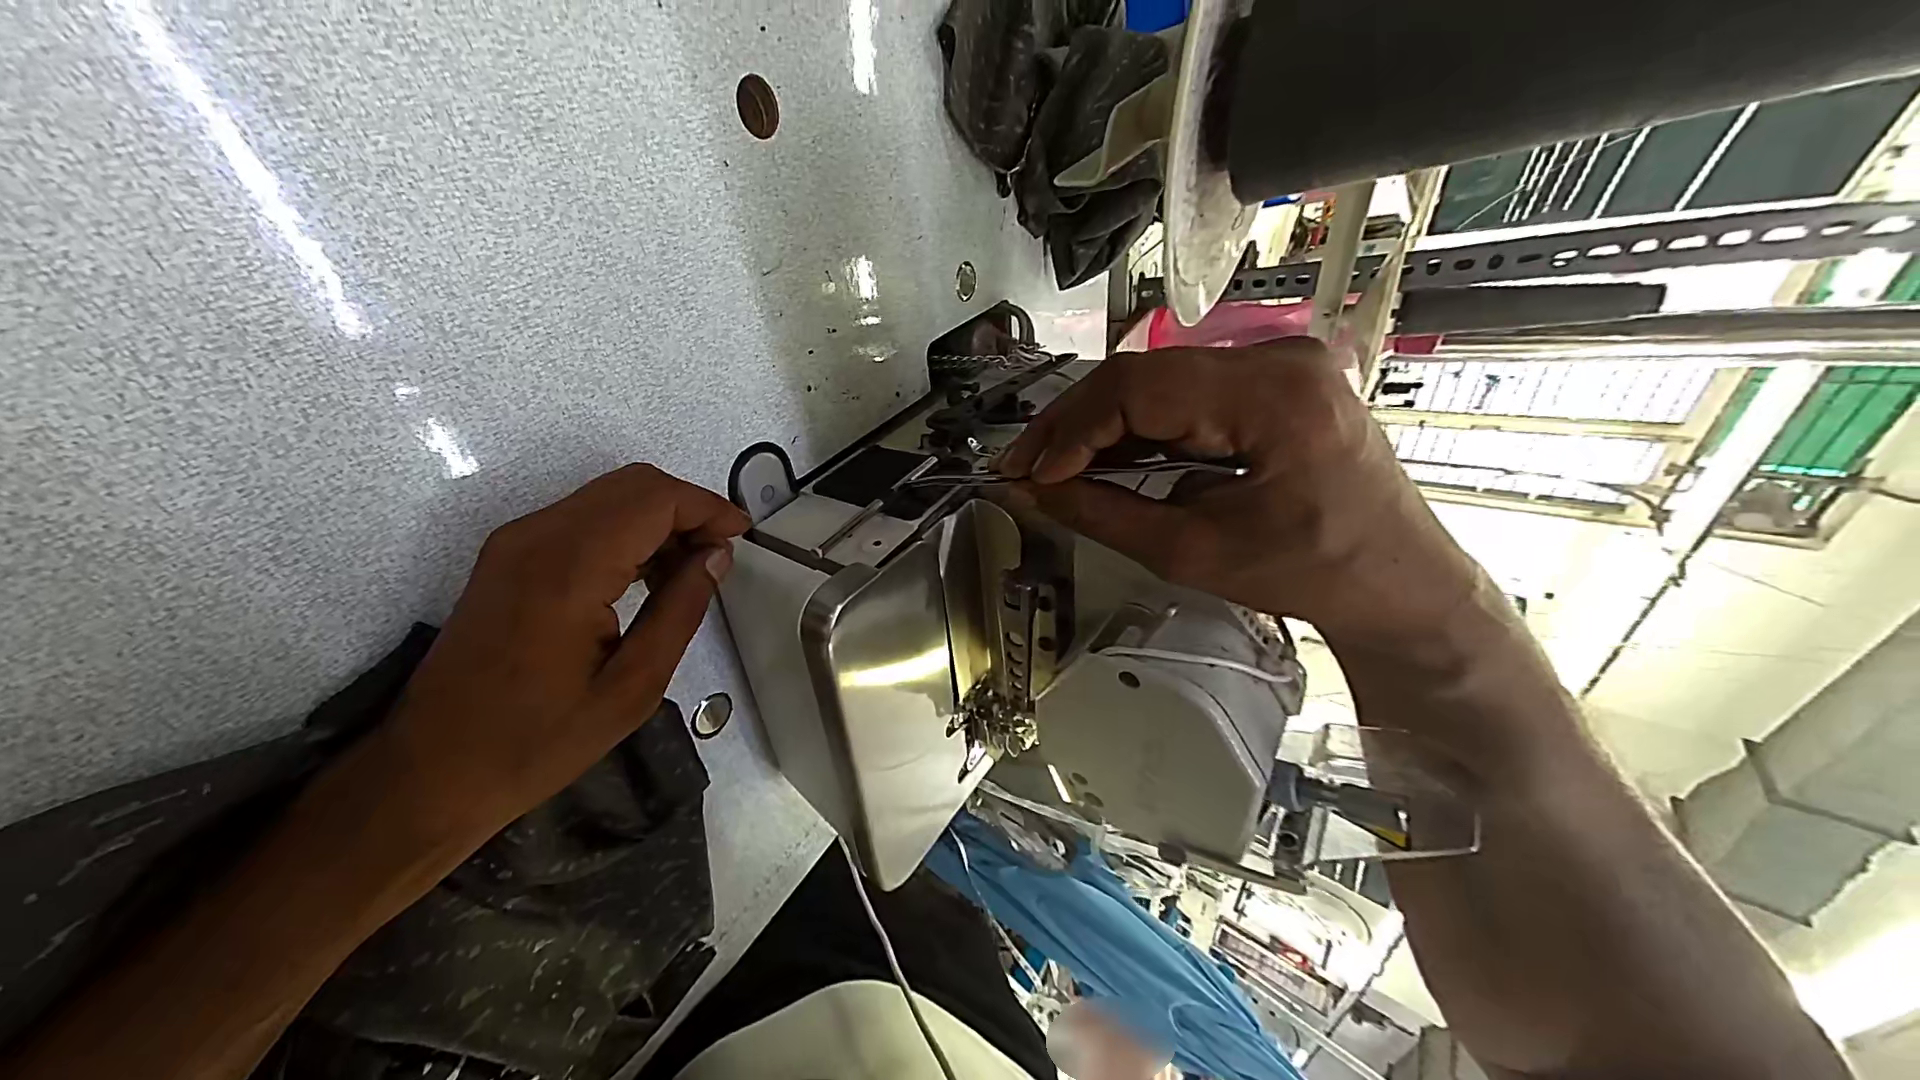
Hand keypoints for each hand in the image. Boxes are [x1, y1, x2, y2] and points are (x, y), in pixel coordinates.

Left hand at [382, 464, 748, 834]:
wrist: (430, 771)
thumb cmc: (538, 741)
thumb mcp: (632, 688)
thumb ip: (680, 611)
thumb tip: (716, 556)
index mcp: (569, 569)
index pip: (655, 500)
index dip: (708, 508)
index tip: (744, 537)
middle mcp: (537, 537)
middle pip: (633, 484)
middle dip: (688, 507)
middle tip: (721, 554)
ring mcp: (515, 542)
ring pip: (609, 495)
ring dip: (659, 517)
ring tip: (691, 569)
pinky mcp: (508, 555)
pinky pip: (584, 516)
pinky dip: (628, 529)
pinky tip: (648, 574)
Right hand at [997, 339, 1484, 651]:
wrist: (1400, 582)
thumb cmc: (1313, 575)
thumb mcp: (1194, 553)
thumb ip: (1104, 515)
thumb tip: (1036, 491)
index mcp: (1274, 395)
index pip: (1139, 387)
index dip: (1072, 429)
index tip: (1032, 474)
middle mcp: (1278, 358)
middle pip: (1143, 375)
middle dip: (1076, 425)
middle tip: (1028, 467)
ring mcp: (1279, 364)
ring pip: (1157, 382)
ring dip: (1100, 426)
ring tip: (1054, 467)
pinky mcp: (1273, 382)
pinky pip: (1184, 395)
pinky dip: (1138, 428)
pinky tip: (1103, 458)